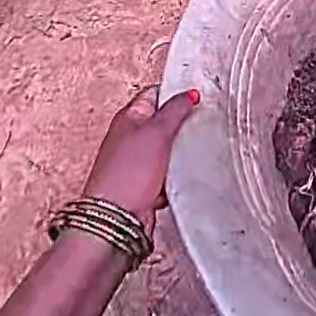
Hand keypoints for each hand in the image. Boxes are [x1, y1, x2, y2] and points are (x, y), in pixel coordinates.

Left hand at [81, 86, 200, 233]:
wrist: (117, 221)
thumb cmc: (126, 174)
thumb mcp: (157, 131)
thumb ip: (176, 109)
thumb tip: (189, 94)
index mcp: (129, 118)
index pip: (155, 94)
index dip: (175, 93)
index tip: (195, 95)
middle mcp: (131, 138)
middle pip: (163, 123)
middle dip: (181, 125)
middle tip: (198, 122)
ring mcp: (138, 163)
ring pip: (168, 150)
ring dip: (180, 153)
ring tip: (192, 150)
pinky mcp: (146, 186)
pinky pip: (168, 173)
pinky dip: (176, 176)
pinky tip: (182, 176)